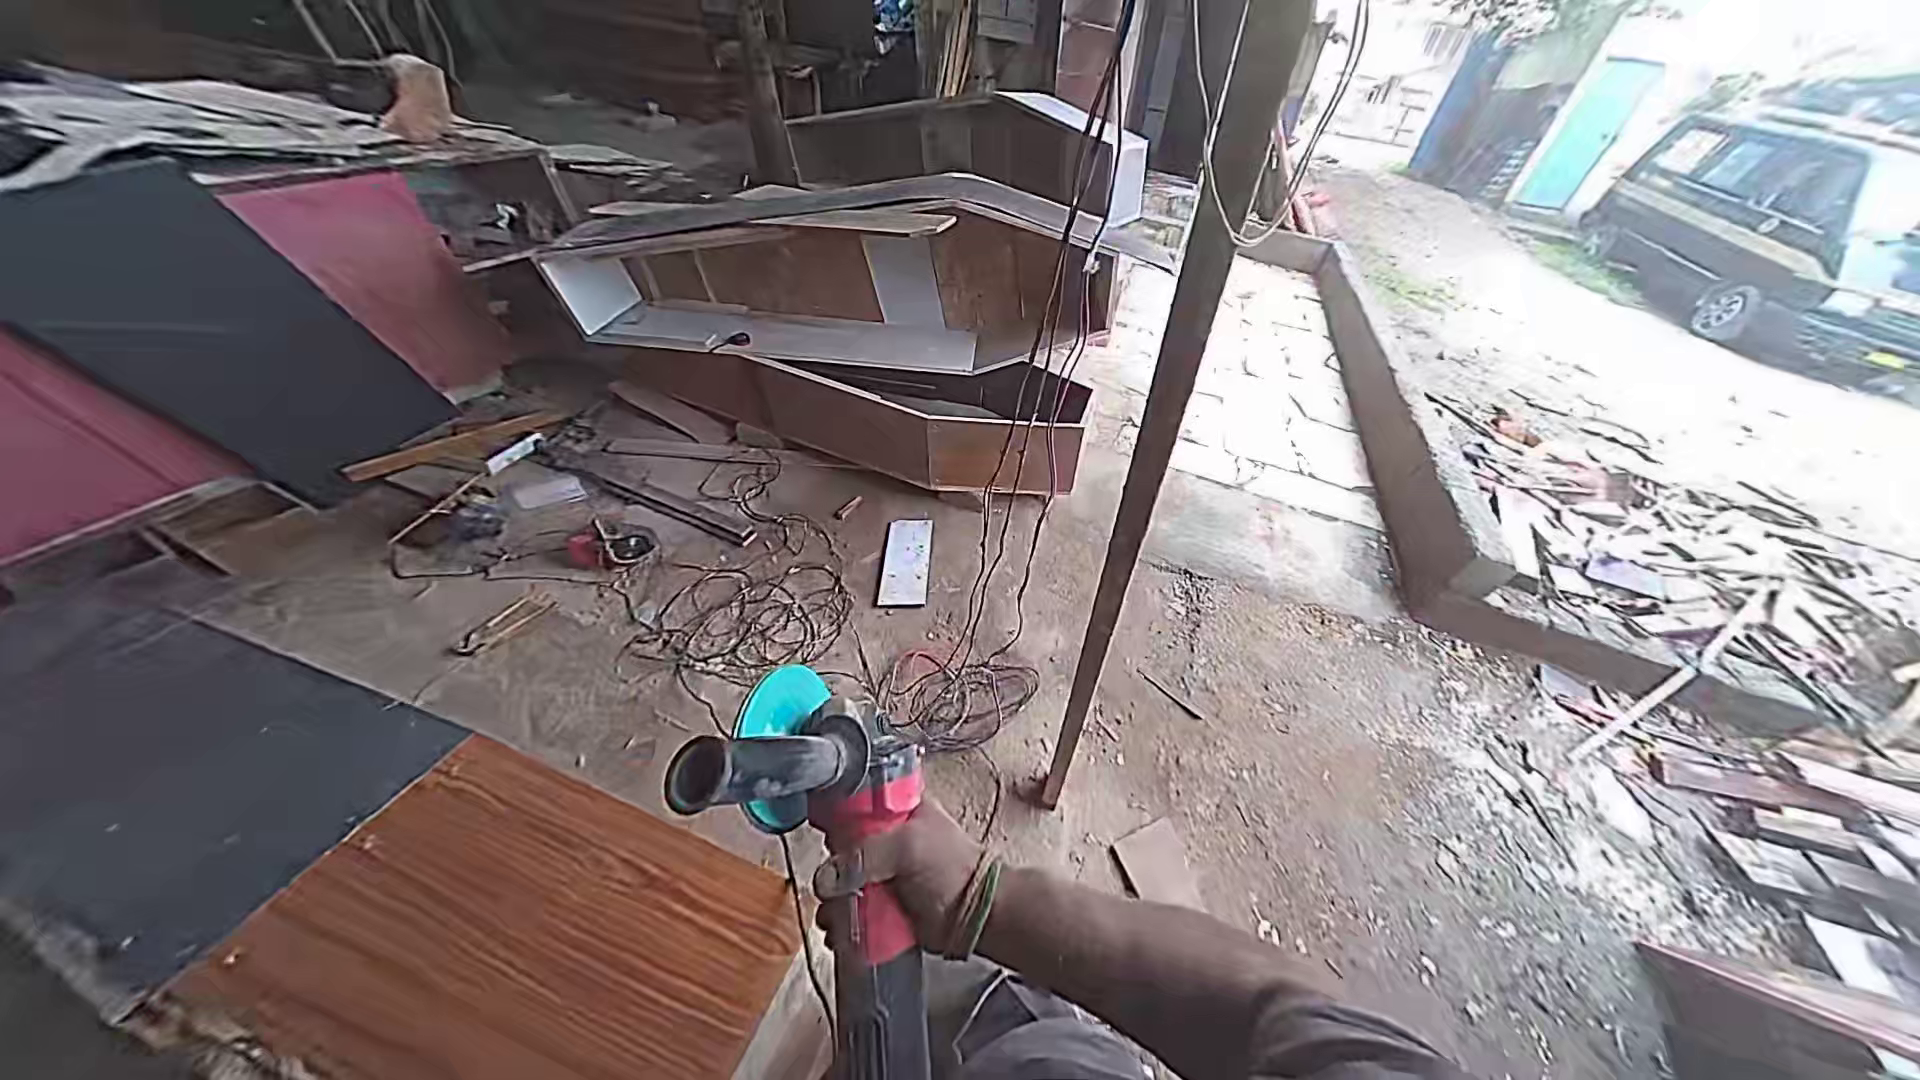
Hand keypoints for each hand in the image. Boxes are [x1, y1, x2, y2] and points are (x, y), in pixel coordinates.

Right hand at [811, 798, 983, 948]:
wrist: (974, 916)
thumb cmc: (951, 867)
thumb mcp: (907, 846)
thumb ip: (865, 855)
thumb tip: (825, 878)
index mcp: (898, 809)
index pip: (857, 803)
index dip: (838, 817)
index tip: (825, 835)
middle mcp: (888, 837)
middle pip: (844, 847)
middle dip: (831, 868)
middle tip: (828, 884)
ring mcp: (885, 872)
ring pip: (844, 882)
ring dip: (833, 900)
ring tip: (834, 915)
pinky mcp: (883, 904)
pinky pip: (853, 910)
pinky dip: (843, 922)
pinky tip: (838, 932)